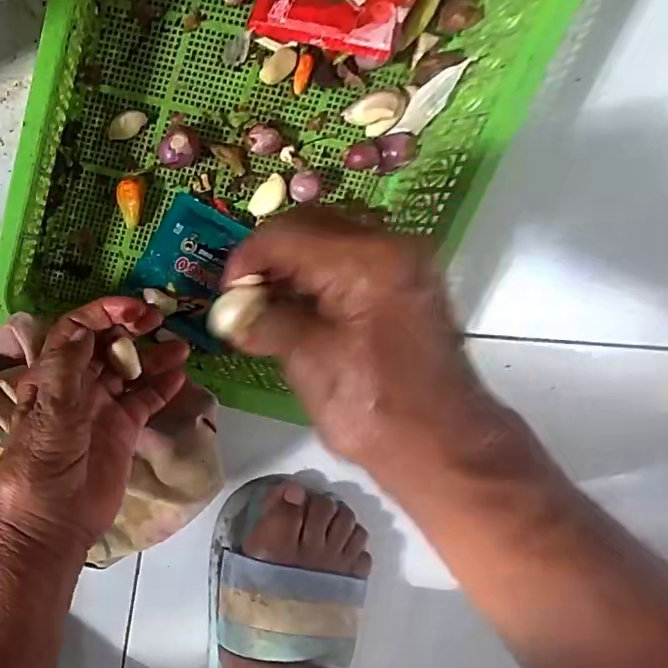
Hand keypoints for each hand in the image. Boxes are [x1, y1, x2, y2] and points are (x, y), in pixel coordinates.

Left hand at [0, 297, 191, 561]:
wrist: (52, 521)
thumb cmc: (42, 465)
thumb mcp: (49, 412)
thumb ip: (65, 368)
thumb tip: (81, 327)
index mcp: (49, 376)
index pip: (73, 331)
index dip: (101, 313)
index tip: (133, 307)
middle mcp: (74, 386)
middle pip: (102, 345)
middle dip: (128, 327)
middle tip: (158, 319)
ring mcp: (99, 408)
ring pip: (127, 370)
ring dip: (150, 355)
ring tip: (178, 345)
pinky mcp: (121, 431)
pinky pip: (144, 400)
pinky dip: (161, 386)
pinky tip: (180, 374)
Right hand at [221, 208, 513, 474]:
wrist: (442, 444)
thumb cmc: (374, 406)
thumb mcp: (306, 360)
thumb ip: (263, 322)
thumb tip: (226, 311)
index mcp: (367, 264)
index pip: (282, 235)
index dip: (242, 262)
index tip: (225, 297)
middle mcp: (390, 248)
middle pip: (304, 223)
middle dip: (262, 258)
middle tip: (239, 298)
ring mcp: (400, 263)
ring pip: (322, 235)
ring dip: (283, 264)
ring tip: (261, 305)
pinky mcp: (399, 282)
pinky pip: (341, 256)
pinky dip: (308, 272)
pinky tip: (291, 307)